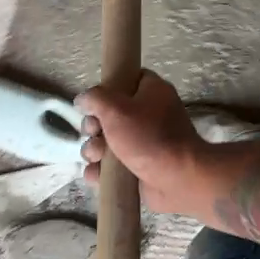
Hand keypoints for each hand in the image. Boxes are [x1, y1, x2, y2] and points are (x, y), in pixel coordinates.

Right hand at [76, 70, 209, 213]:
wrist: (176, 178)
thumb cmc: (148, 137)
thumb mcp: (117, 109)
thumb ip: (96, 98)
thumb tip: (83, 100)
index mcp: (152, 92)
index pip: (127, 80)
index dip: (108, 88)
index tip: (94, 101)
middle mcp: (149, 115)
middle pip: (110, 113)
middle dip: (94, 125)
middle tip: (95, 131)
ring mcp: (143, 143)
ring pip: (106, 141)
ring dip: (94, 149)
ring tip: (98, 156)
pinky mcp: (137, 167)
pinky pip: (110, 166)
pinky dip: (100, 170)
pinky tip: (96, 174)